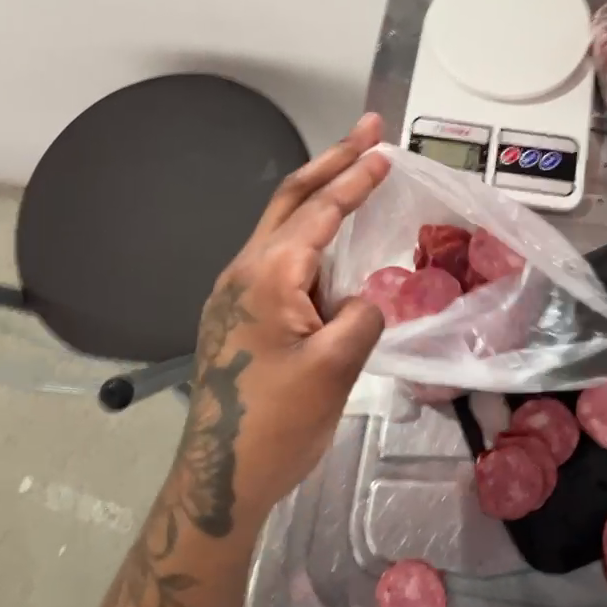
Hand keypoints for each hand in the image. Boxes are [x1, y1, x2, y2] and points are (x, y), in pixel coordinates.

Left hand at [170, 113, 390, 540]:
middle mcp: (246, 272)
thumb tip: (371, 296)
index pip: (320, 212)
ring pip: (282, 224)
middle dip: (332, 161)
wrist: (221, 475)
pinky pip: (280, 255)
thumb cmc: (276, 423)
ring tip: (355, 171)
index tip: (385, 151)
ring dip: (319, 192)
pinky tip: (332, 240)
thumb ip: (363, 317)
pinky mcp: (240, 312)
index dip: (356, 179)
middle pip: (291, 198)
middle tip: (368, 130)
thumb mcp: (334, 370)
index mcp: (267, 276)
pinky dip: (310, 230)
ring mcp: (237, 292)